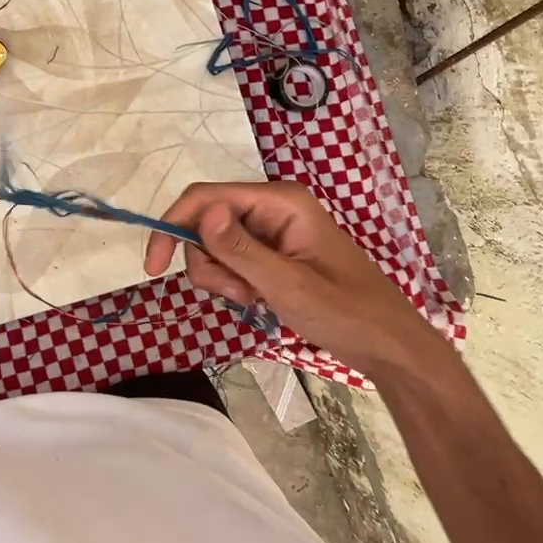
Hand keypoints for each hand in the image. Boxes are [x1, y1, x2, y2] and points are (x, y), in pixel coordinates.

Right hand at [145, 181, 440, 375]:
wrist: (388, 346)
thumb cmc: (347, 313)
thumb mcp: (289, 285)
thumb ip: (241, 250)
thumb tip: (201, 213)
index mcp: (280, 201)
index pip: (206, 197)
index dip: (173, 224)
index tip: (154, 266)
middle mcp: (271, 207)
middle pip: (204, 221)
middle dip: (208, 262)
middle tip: (238, 294)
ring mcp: (270, 229)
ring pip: (212, 244)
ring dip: (221, 276)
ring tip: (254, 300)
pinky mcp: (269, 251)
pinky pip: (230, 259)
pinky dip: (233, 283)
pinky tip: (258, 300)